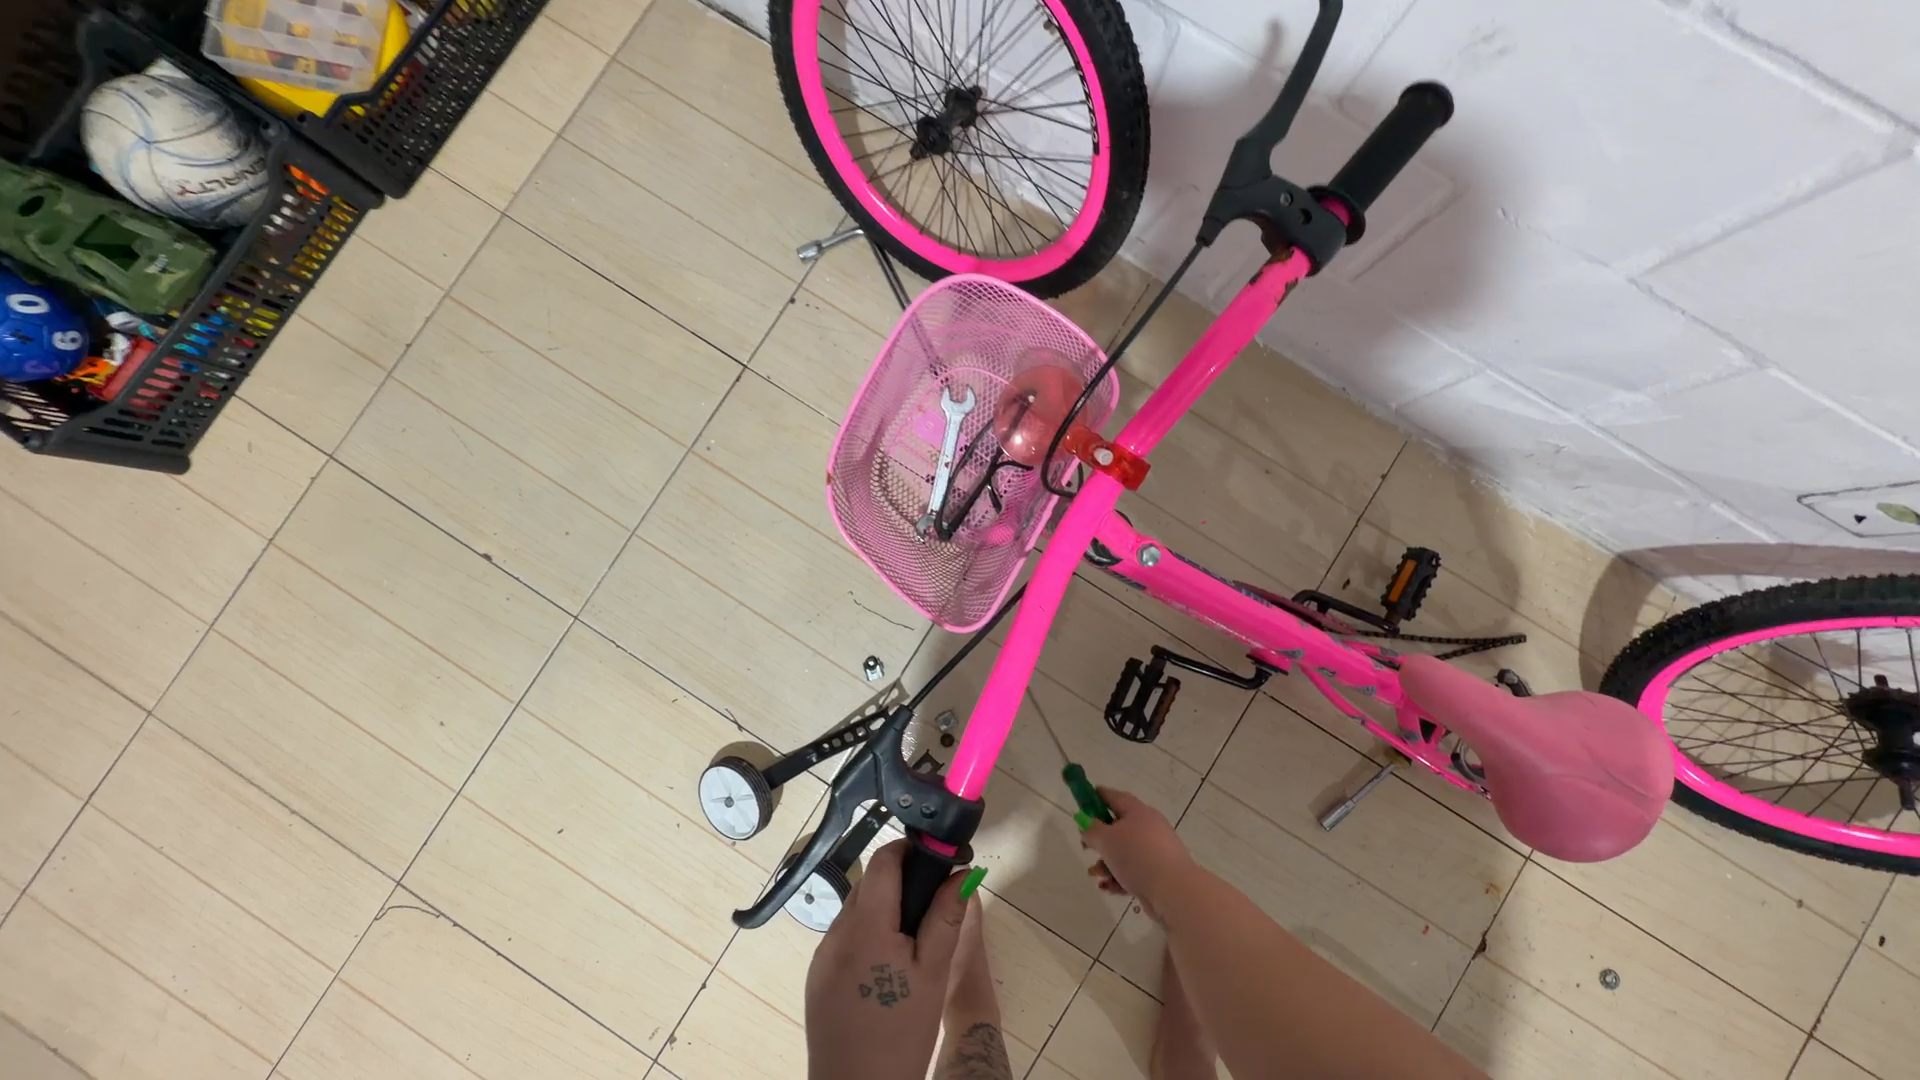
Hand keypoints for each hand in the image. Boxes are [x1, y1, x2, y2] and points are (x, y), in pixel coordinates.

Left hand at [804, 839, 969, 1079]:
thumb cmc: (903, 1034)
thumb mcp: (933, 974)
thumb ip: (945, 917)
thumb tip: (963, 871)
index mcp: (866, 926)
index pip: (883, 860)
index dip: (908, 850)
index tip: (934, 860)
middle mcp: (836, 932)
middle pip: (869, 883)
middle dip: (899, 883)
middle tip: (930, 907)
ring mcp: (822, 955)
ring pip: (855, 910)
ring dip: (882, 911)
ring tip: (910, 945)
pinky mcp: (816, 976)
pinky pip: (843, 938)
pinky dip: (866, 937)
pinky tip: (885, 968)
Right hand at [1080, 788, 1194, 919]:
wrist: (1173, 891)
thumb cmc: (1137, 857)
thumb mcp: (1106, 840)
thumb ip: (1091, 830)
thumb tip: (1087, 825)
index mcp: (1138, 812)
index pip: (1115, 797)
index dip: (1097, 797)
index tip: (1083, 800)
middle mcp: (1149, 828)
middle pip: (1119, 827)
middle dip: (1099, 839)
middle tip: (1085, 847)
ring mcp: (1156, 851)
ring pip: (1125, 852)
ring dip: (1107, 863)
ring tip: (1097, 875)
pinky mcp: (1159, 874)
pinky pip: (1134, 871)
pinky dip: (1120, 878)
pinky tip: (1109, 887)